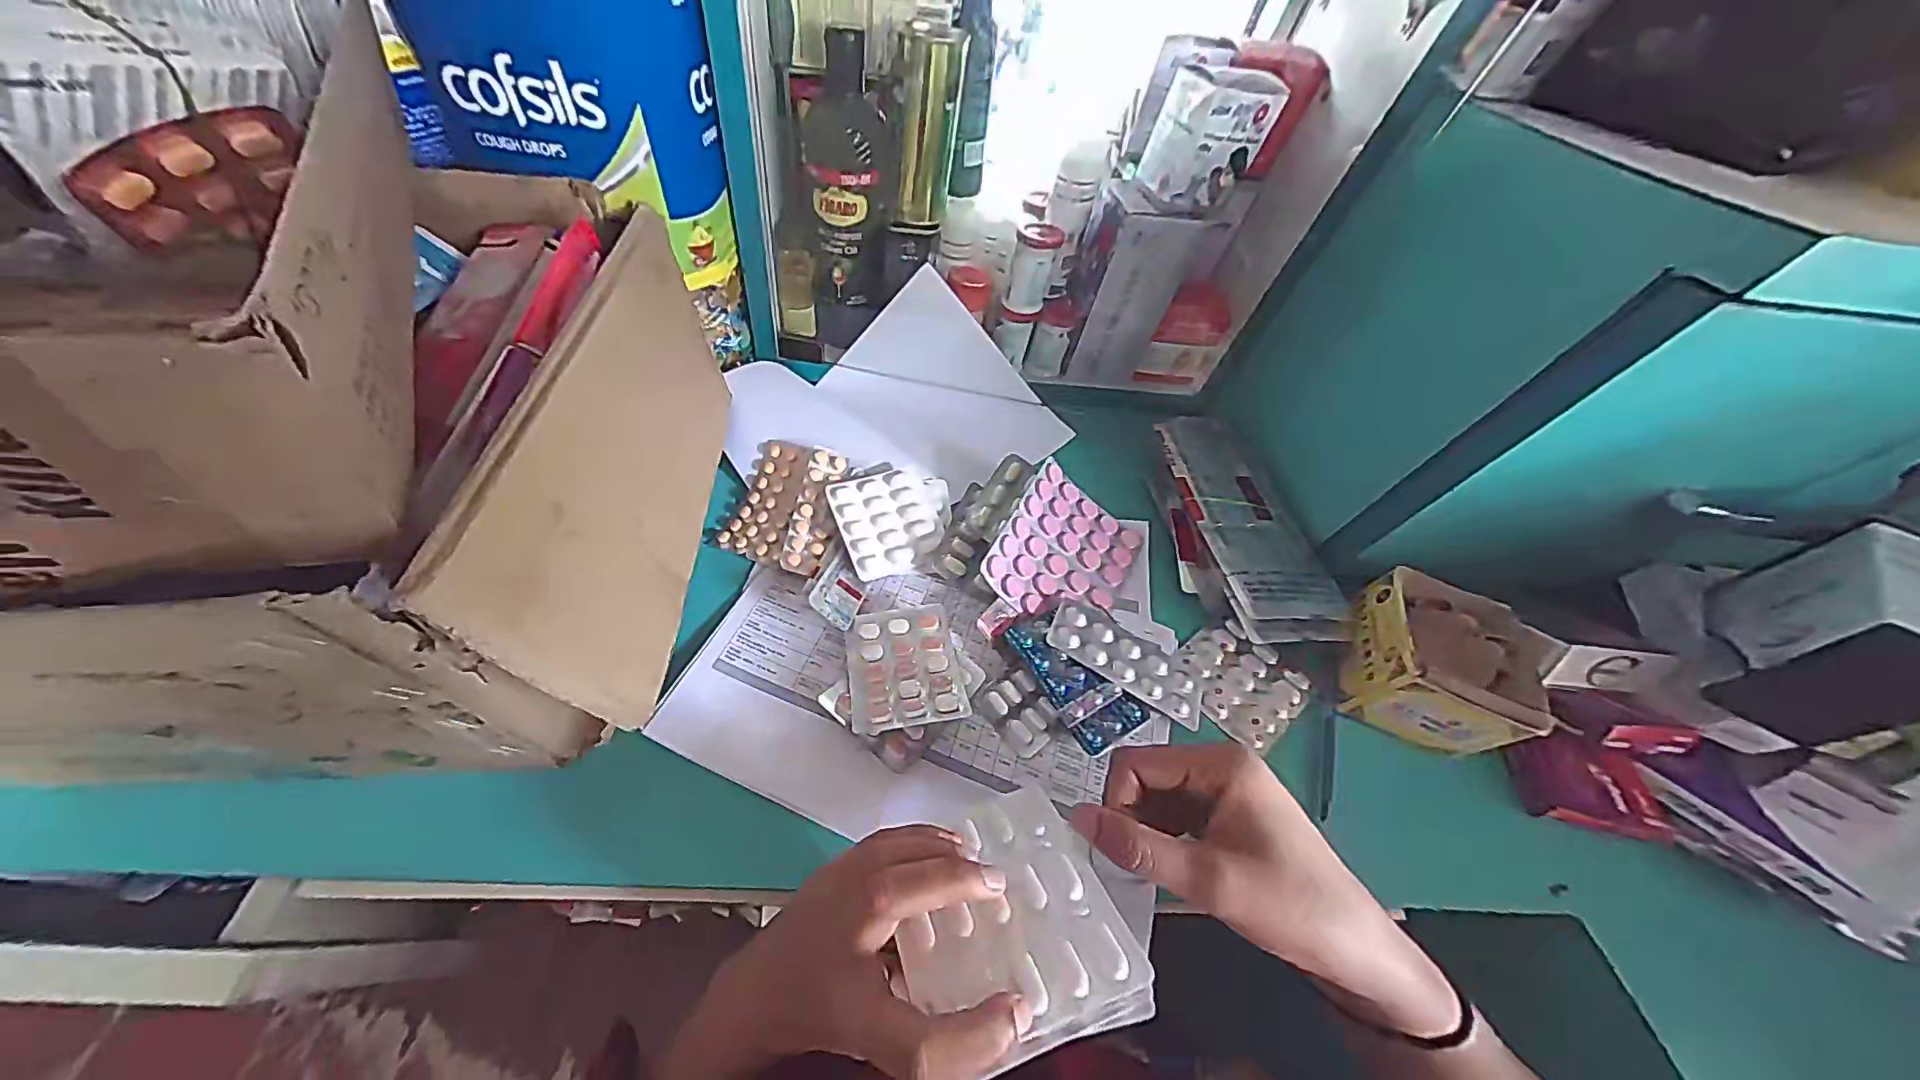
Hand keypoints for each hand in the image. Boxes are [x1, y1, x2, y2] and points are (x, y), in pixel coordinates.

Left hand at [658, 825, 1031, 1079]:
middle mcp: (858, 870)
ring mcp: (838, 868)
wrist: (749, 1000)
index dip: (975, 883)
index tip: (1002, 888)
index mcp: (875, 898)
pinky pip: (876, 844)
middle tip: (987, 874)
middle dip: (958, 857)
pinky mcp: (825, 874)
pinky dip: (905, 844)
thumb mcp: (886, 1039)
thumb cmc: (818, 1011)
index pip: (940, 879)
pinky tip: (912, 864)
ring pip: (896, 839)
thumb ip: (950, 1042)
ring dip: (932, 844)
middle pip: (919, 849)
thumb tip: (1013, 1015)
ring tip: (959, 855)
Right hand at [1068, 744, 1458, 1039]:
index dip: (1116, 802)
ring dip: (1146, 831)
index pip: (1136, 763)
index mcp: (1221, 763)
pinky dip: (1163, 839)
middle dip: (1131, 818)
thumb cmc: (1291, 906)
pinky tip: (1168, 870)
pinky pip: (1176, 815)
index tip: (1118, 847)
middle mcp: (1221, 767)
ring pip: (1158, 798)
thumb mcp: (1207, 878)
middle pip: (1146, 777)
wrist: (1357, 952)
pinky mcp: (1228, 816)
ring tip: (1155, 872)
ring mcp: (1226, 791)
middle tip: (1136, 864)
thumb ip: (1138, 847)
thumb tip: (1079, 818)